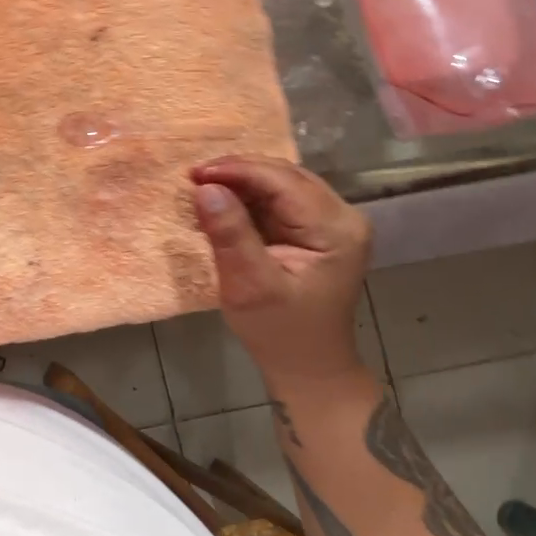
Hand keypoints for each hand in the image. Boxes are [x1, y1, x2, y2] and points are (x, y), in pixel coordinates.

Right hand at [190, 155, 372, 389]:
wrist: (307, 365)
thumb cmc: (280, 330)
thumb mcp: (249, 285)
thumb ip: (230, 234)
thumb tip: (205, 188)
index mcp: (335, 230)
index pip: (283, 183)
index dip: (237, 171)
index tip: (193, 174)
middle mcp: (343, 217)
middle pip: (286, 176)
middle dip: (238, 171)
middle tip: (192, 177)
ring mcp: (332, 223)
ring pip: (282, 183)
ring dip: (241, 181)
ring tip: (202, 186)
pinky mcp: (316, 231)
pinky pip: (280, 199)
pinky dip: (249, 196)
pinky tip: (223, 202)